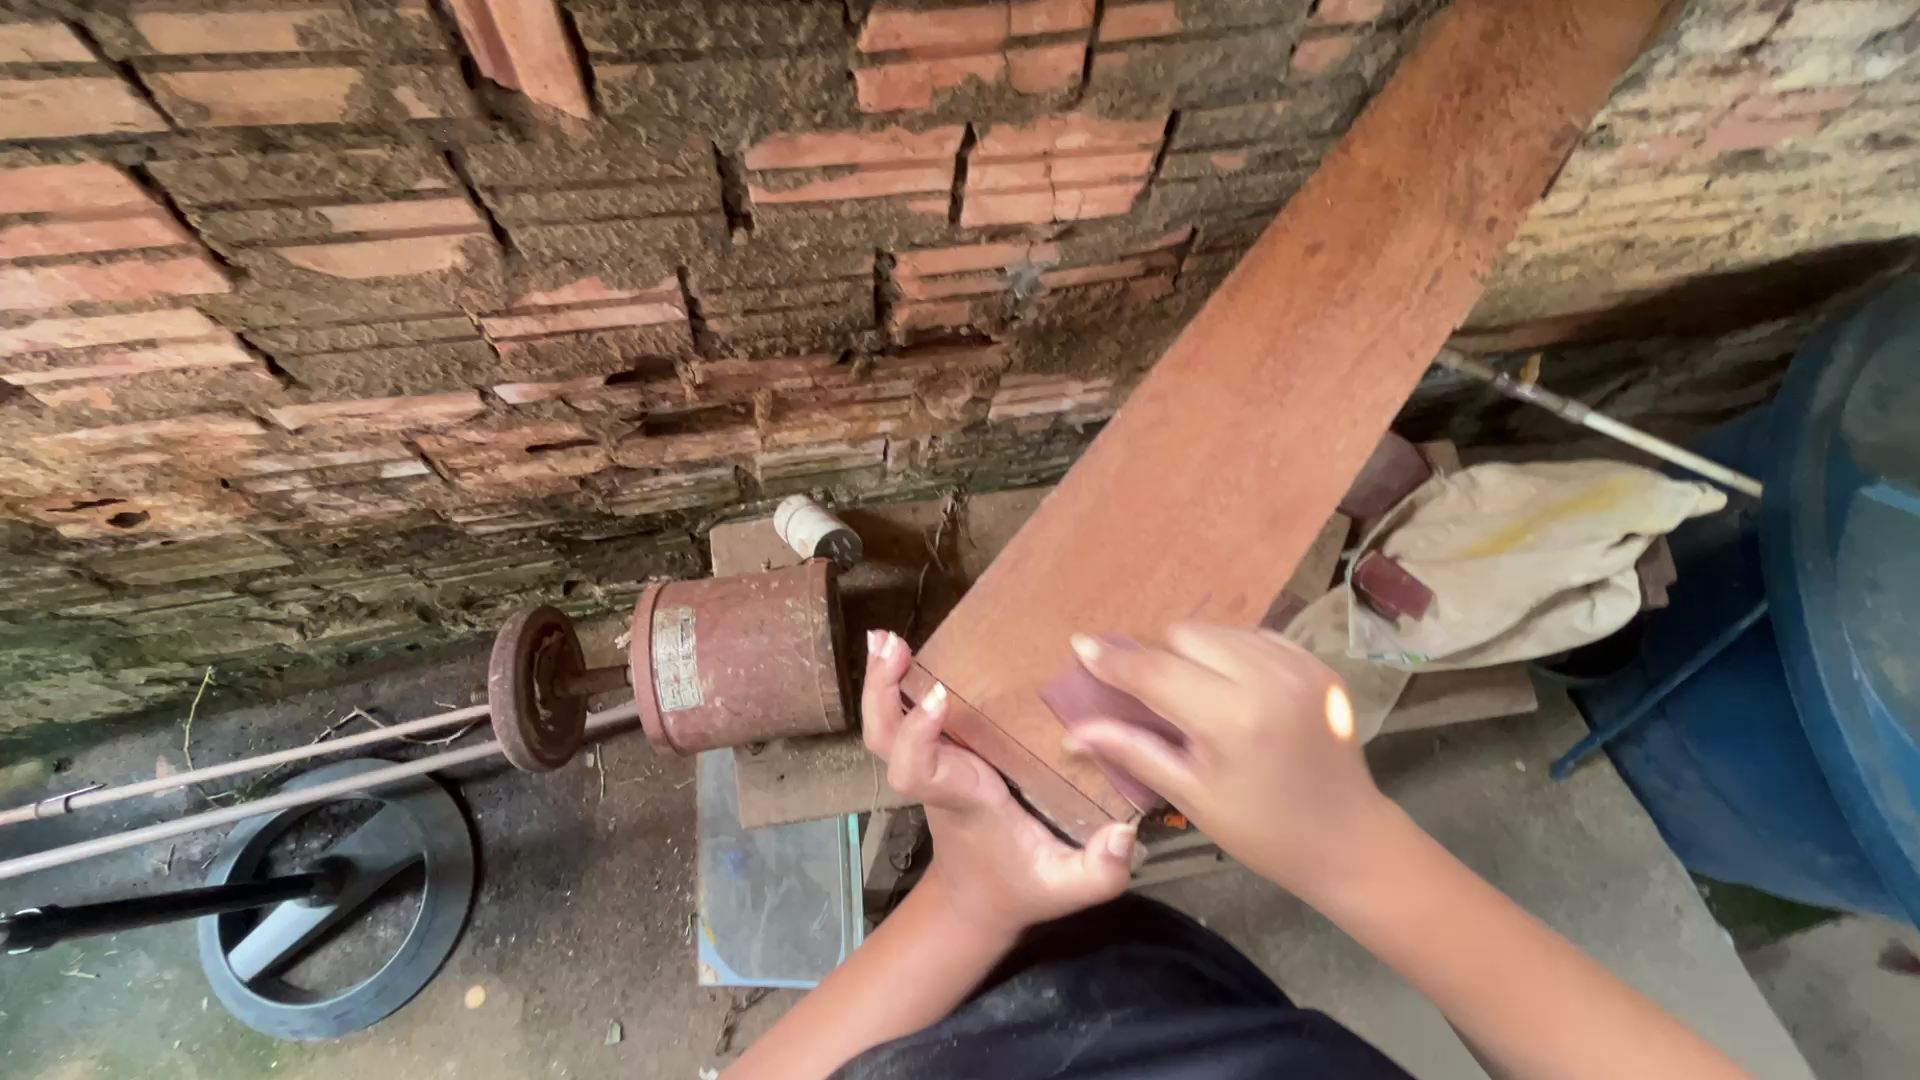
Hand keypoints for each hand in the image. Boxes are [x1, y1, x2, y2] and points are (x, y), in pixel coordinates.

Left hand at [862, 630, 1136, 941]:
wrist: (977, 899)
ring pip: (885, 726)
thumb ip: (1100, 871)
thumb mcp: (1067, 888)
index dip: (917, 734)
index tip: (939, 697)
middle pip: (884, 739)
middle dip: (880, 693)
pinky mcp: (938, 752)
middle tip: (891, 644)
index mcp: (963, 798)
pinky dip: (892, 685)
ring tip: (884, 637)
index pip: (919, 770)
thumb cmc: (1019, 887)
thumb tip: (1124, 834)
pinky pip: (902, 720)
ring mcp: (933, 762)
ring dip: (881, 681)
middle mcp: (938, 777)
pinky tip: (894, 652)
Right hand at [1063, 623, 1393, 899]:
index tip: (1081, 644)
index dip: (1114, 659)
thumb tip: (1073, 733)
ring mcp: (1299, 666)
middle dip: (1159, 658)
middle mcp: (1268, 679)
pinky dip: (1231, 653)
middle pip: (1185, 636)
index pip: (1156, 671)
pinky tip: (1232, 686)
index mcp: (1233, 719)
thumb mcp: (1191, 795)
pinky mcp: (1317, 664)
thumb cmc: (1263, 831)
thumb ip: (1132, 750)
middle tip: (1151, 691)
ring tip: (1194, 691)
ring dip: (1194, 652)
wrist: (1350, 841)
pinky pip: (1253, 636)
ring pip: (1218, 630)